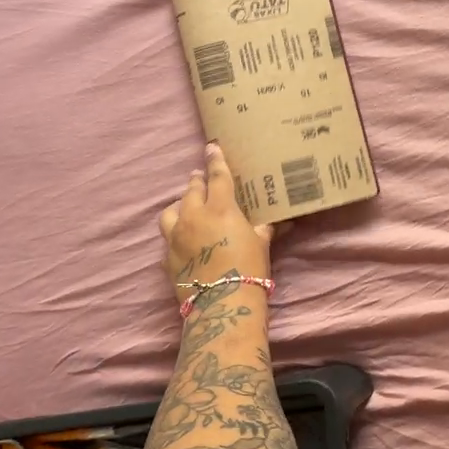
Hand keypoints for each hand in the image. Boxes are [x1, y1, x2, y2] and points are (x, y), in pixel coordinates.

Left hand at [160, 143, 273, 303]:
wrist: (222, 301)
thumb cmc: (249, 269)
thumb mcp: (261, 245)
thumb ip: (265, 229)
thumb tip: (282, 222)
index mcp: (220, 208)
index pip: (217, 176)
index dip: (215, 160)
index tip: (211, 147)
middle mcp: (194, 216)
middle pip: (192, 190)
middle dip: (198, 181)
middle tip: (201, 176)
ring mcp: (176, 235)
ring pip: (171, 210)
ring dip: (180, 203)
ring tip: (186, 205)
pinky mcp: (167, 255)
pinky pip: (168, 236)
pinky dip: (177, 231)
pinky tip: (185, 237)